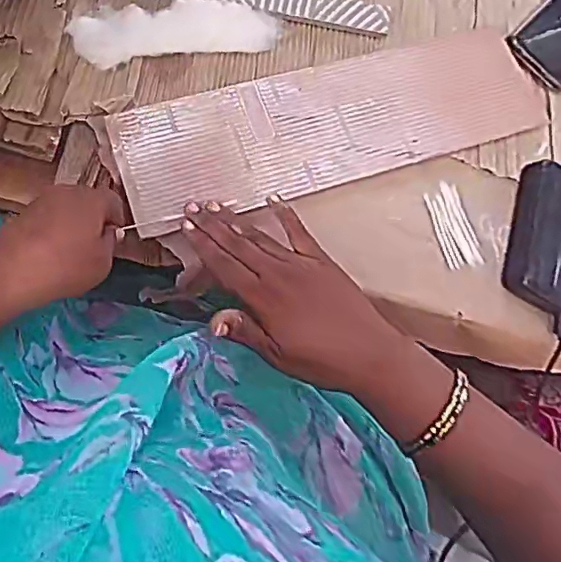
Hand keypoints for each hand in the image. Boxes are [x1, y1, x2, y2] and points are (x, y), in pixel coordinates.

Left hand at [0, 184, 128, 309]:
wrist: (12, 269)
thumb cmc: (66, 266)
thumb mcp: (102, 263)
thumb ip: (111, 243)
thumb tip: (107, 232)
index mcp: (93, 198)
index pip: (113, 200)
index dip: (117, 220)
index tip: (114, 240)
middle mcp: (68, 190)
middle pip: (88, 201)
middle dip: (93, 220)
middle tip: (92, 248)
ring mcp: (43, 198)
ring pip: (66, 208)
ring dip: (70, 224)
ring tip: (67, 253)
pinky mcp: (24, 211)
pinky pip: (47, 217)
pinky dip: (51, 230)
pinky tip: (47, 252)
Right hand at [180, 199, 416, 393]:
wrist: (373, 355)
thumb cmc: (322, 360)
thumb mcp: (278, 355)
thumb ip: (245, 332)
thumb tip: (213, 321)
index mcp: (263, 298)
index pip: (224, 265)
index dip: (203, 245)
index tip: (187, 228)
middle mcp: (277, 274)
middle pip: (236, 244)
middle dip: (211, 225)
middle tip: (192, 207)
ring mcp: (300, 264)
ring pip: (259, 236)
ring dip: (235, 220)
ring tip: (216, 205)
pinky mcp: (320, 261)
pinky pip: (298, 232)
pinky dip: (285, 214)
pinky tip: (272, 200)